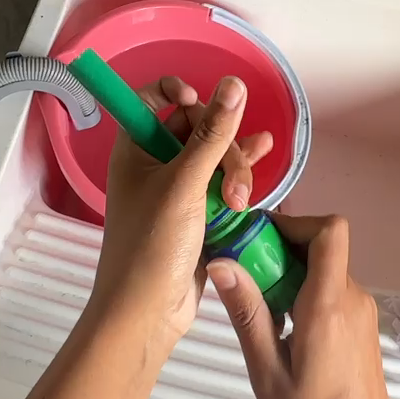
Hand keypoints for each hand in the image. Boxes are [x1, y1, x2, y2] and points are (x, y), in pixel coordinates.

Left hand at [91, 76, 273, 344]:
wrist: (148, 314)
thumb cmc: (152, 245)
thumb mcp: (185, 184)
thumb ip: (213, 134)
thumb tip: (234, 84)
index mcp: (135, 149)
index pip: (152, 100)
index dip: (176, 92)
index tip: (199, 100)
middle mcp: (154, 163)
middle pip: (195, 128)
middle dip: (222, 145)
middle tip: (233, 182)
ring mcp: (178, 189)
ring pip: (215, 155)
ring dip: (235, 167)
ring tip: (245, 196)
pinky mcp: (199, 212)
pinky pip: (223, 181)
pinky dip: (241, 174)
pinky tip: (264, 159)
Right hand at [209, 214, 399, 398]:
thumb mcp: (268, 374)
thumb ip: (248, 315)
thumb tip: (222, 263)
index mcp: (329, 305)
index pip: (329, 231)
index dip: (294, 222)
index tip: (258, 241)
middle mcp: (351, 298)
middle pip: (321, 245)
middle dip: (280, 248)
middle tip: (244, 273)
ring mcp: (360, 310)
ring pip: (323, 267)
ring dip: (290, 272)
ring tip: (257, 304)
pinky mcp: (361, 323)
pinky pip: (330, 288)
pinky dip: (303, 290)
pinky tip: (281, 325)